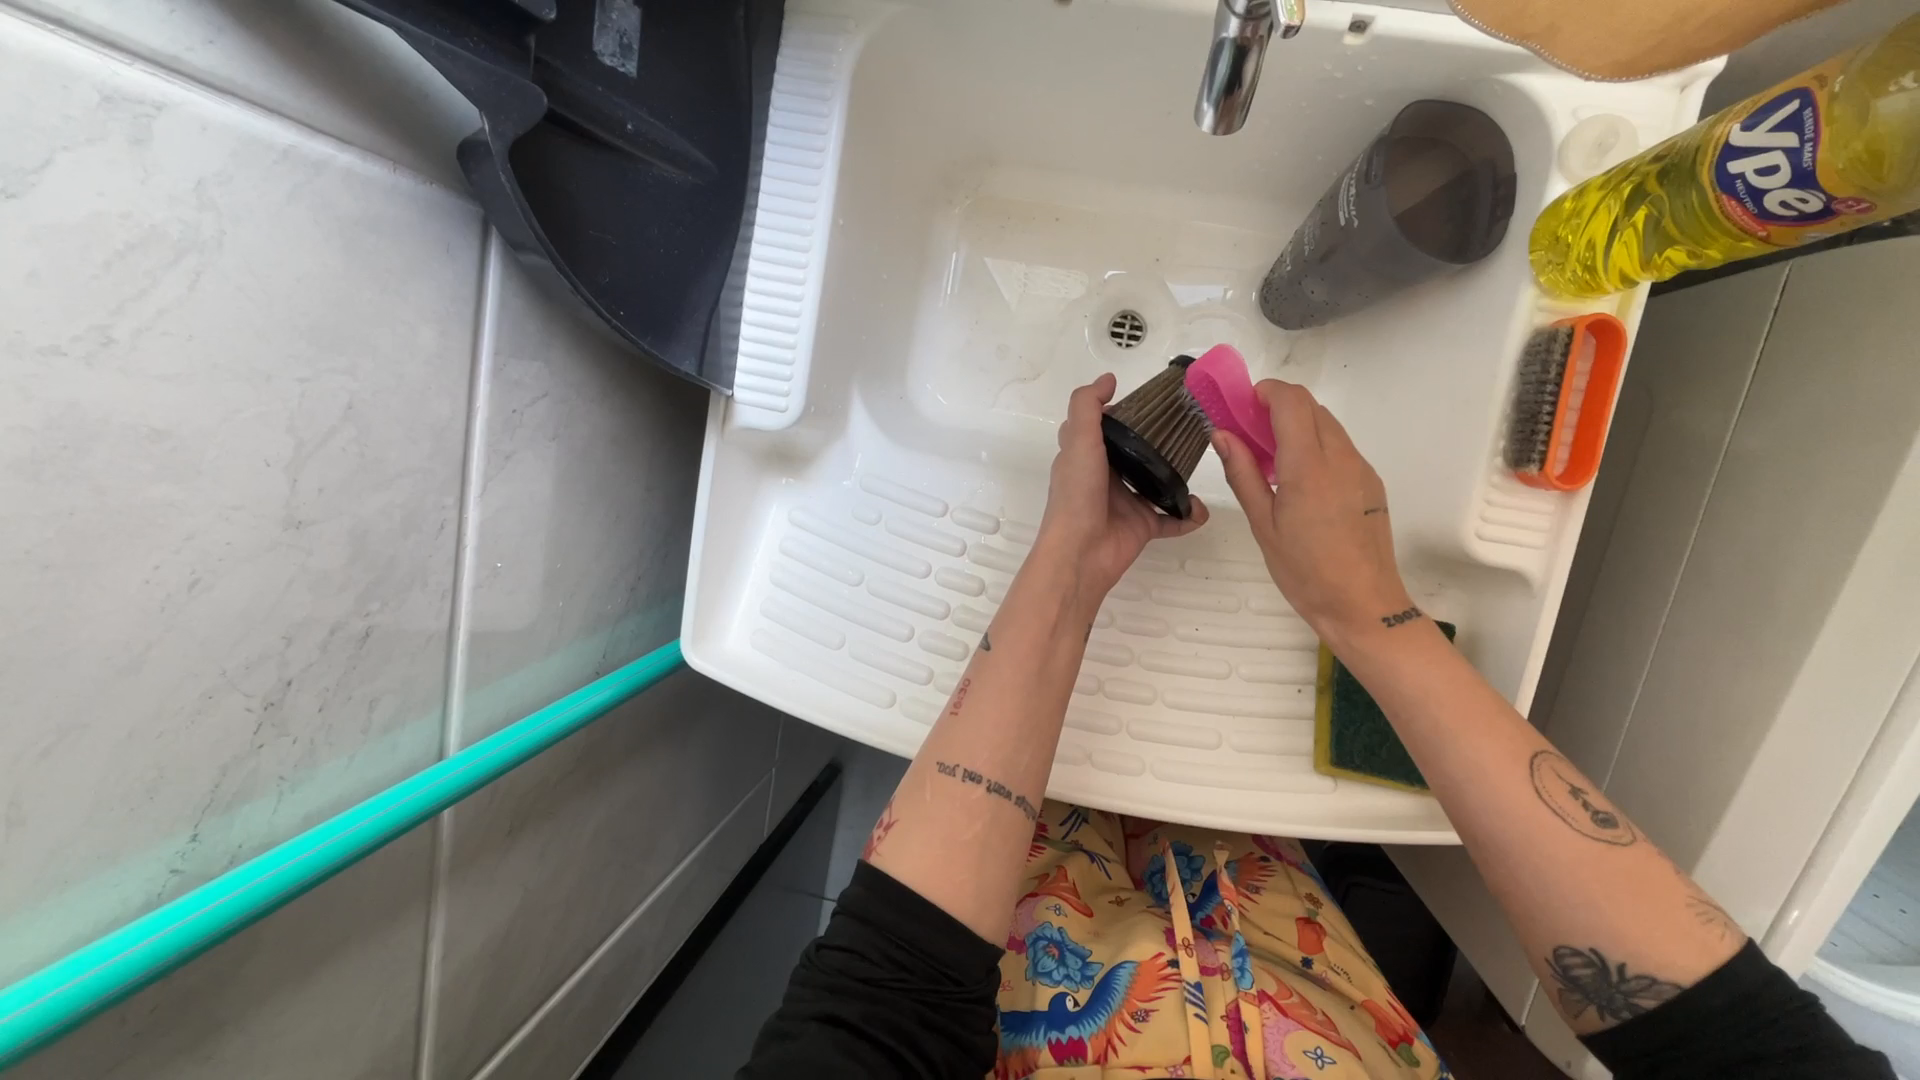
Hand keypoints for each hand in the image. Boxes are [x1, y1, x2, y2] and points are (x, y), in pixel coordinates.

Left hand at [1031, 373, 1208, 614]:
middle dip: (1155, 444)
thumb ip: (1088, 406)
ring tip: (1200, 464)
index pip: (1098, 430)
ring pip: (1155, 486)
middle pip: (1132, 456)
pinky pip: (1170, 520)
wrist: (1081, 553)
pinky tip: (1201, 510)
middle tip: (1187, 428)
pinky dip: (1187, 516)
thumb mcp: (1079, 440)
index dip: (1115, 414)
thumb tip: (1108, 379)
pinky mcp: (1141, 528)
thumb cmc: (1077, 494)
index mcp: (1085, 457)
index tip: (1145, 403)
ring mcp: (1124, 504)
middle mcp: (1104, 479)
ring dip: (1177, 479)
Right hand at [1214, 380, 1414, 645]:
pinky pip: (1339, 448)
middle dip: (1276, 407)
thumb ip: (1243, 473)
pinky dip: (1313, 446)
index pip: (1292, 402)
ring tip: (1267, 460)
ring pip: (1327, 425)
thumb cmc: (1304, 571)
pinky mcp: (1370, 483)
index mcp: (1309, 467)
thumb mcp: (1263, 524)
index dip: (1264, 392)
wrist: (1362, 604)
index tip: (1239, 407)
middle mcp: (1341, 458)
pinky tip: (1295, 481)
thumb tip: (1222, 434)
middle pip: (1311, 407)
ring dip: (1295, 426)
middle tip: (1246, 434)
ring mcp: (1361, 469)